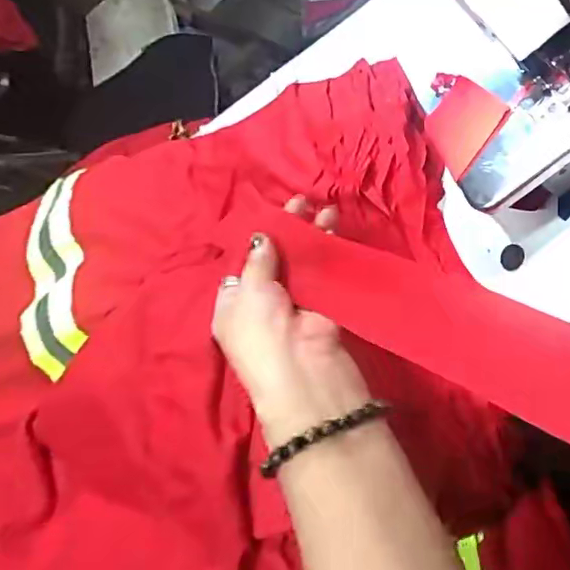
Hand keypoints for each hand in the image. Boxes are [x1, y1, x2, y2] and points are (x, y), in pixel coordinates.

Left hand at [212, 196, 371, 444]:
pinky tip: (335, 227)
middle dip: (289, 229)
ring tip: (324, 208)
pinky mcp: (323, 302)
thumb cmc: (261, 330)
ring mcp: (296, 301)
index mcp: (234, 303)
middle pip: (277, 258)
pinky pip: (324, 270)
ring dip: (313, 234)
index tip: (273, 214)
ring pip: (303, 260)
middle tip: (302, 201)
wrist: (302, 367)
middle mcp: (263, 301)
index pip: (245, 264)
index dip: (259, 238)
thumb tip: (264, 236)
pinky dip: (329, 249)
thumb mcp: (248, 292)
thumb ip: (258, 260)